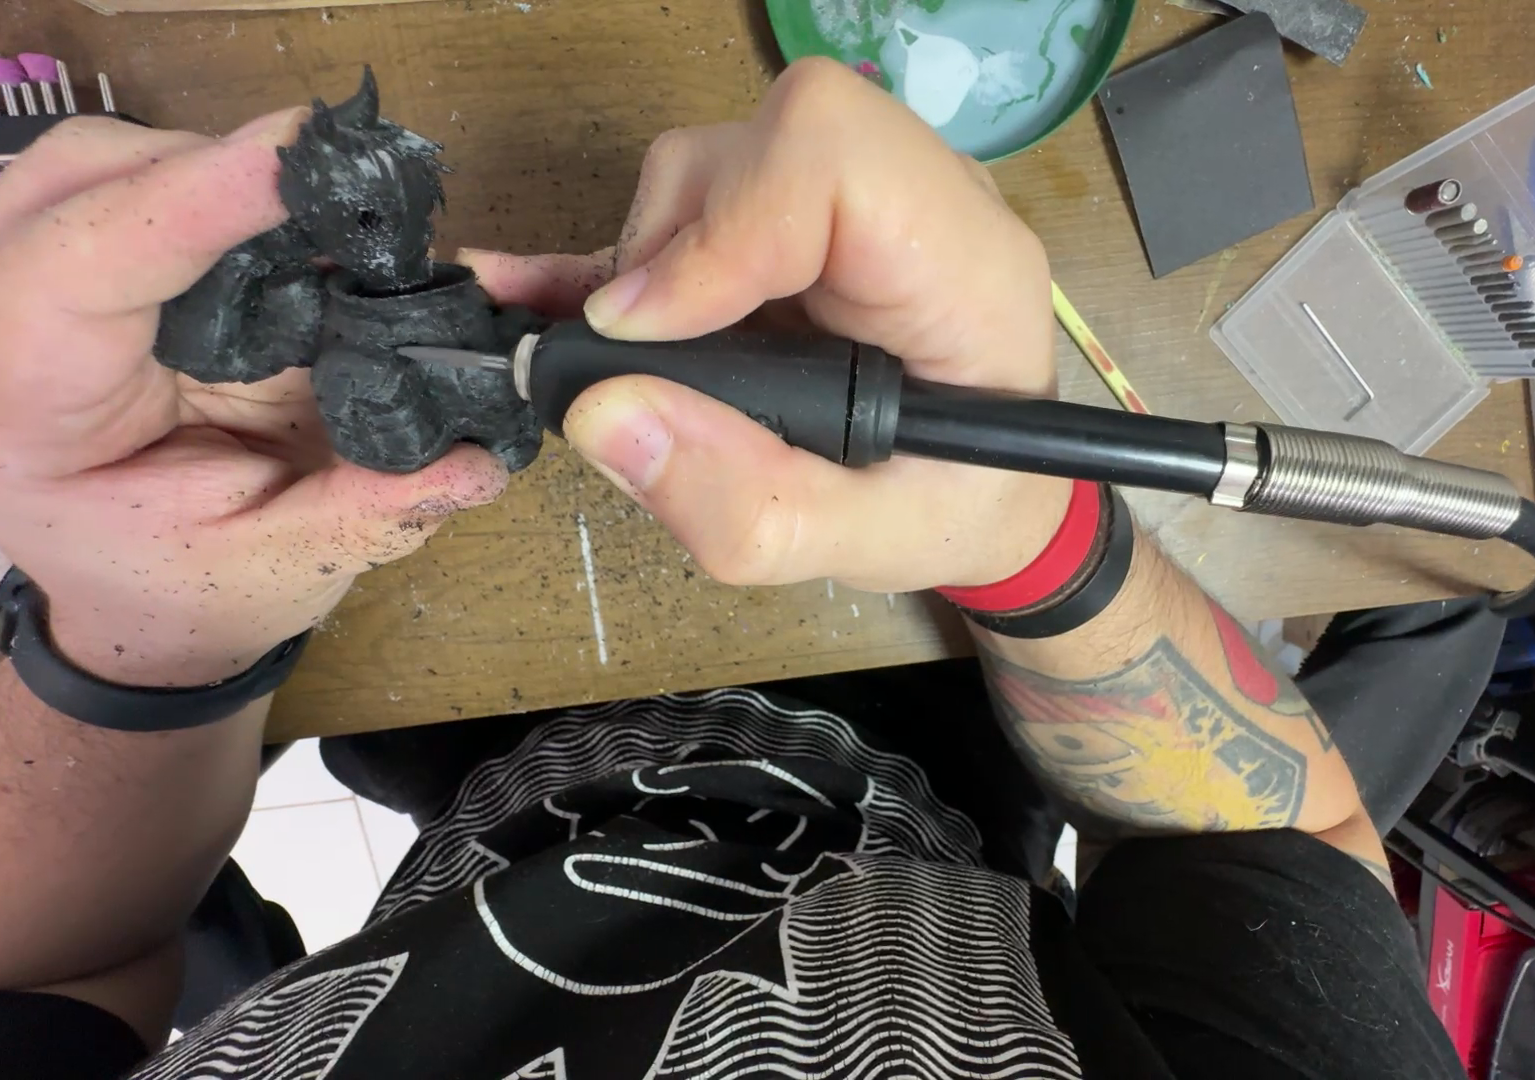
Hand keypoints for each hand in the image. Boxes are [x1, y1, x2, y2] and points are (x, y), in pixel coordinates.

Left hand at [0, 111, 508, 686]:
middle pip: (74, 183)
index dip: (187, 202)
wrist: (159, 612)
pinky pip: (158, 211)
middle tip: (332, 186)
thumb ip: (381, 509)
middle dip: (207, 168)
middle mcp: (1, 338)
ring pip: (107, 176)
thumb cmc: (204, 597)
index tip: (297, 156)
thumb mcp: (295, 564)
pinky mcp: (111, 298)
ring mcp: (46, 306)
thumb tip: (485, 462)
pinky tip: (315, 235)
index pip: (74, 269)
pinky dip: (241, 209)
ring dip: (225, 178)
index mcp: (16, 418)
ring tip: (334, 209)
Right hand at [469, 59, 1070, 593]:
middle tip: (636, 364)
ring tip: (636, 367)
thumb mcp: (866, 543)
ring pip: (707, 175)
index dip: (717, 231)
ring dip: (642, 272)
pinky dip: (618, 262)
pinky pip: (698, 215)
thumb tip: (604, 416)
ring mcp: (851, 211)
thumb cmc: (955, 512)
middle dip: (665, 256)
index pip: (829, 159)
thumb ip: (752, 505)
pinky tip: (549, 299)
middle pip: (751, 152)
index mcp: (962, 268)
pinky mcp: (797, 236)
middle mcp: (912, 208)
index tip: (644, 331)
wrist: (985, 490)